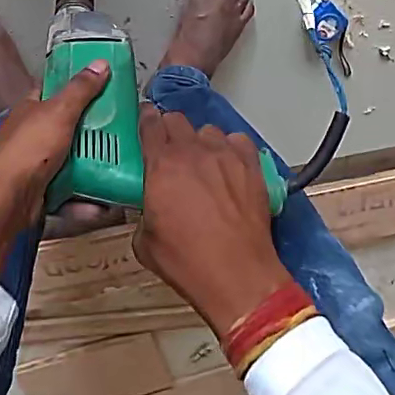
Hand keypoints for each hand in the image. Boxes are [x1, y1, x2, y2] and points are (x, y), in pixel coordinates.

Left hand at [0, 60, 110, 274]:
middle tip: (120, 129)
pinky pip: (70, 193)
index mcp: (32, 109)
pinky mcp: (42, 192)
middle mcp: (32, 136)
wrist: (5, 202)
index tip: (103, 85)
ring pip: (71, 162)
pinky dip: (86, 199)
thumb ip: (80, 90)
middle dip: (93, 131)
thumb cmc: (23, 152)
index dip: (78, 85)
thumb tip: (98, 65)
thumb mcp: (59, 112)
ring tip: (117, 167)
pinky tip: (102, 202)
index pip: (56, 90)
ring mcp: (36, 165)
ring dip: (93, 167)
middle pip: (68, 128)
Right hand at [132, 107, 293, 334]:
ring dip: (201, 142)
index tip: (145, 120)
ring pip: (208, 131)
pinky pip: (238, 141)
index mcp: (161, 165)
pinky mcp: (251, 165)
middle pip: (177, 120)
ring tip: (203, 162)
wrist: (237, 275)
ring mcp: (225, 155)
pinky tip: (229, 164)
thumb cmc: (188, 261)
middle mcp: (192, 151)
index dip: (145, 119)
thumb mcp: (145, 243)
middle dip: (170, 130)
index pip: (149, 123)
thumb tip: (150, 210)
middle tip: (170, 149)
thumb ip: (144, 213)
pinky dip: (231, 148)